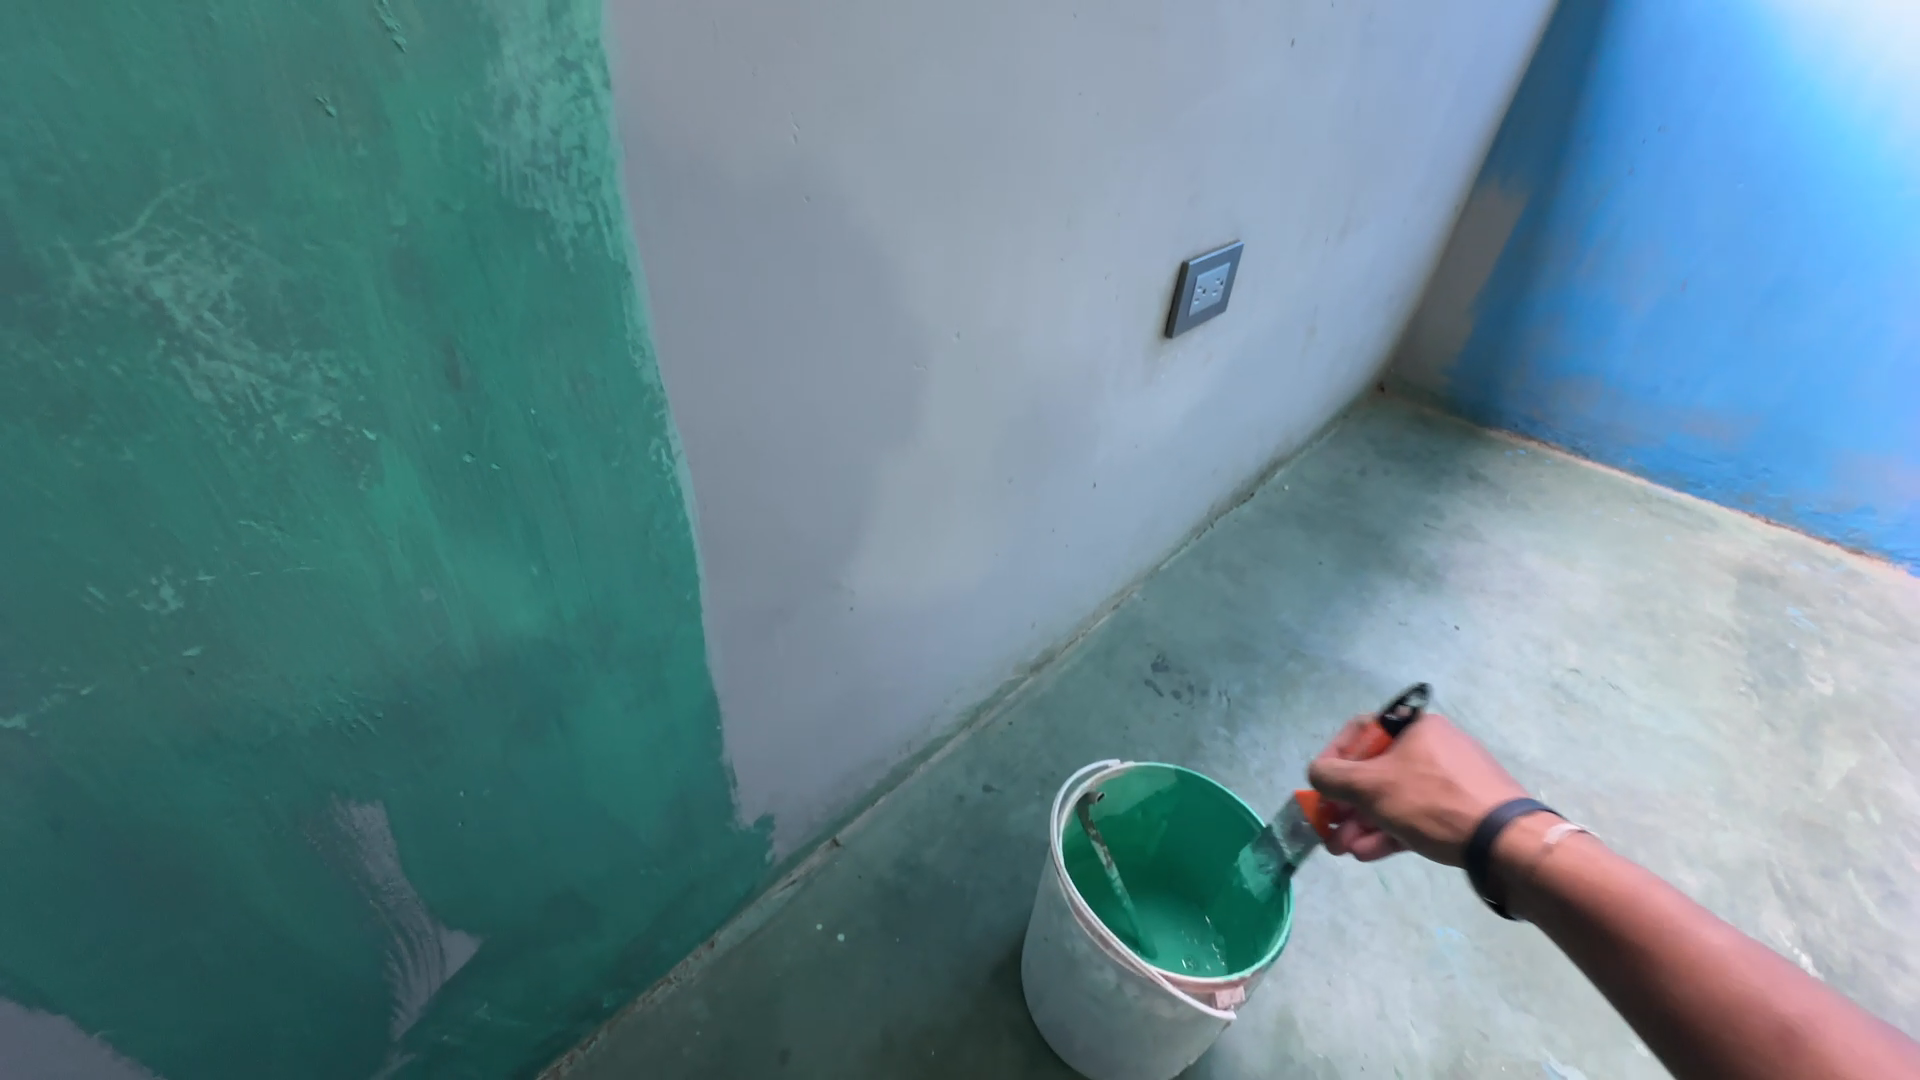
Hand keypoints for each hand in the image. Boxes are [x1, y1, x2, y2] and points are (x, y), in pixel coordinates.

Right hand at [1306, 712, 1528, 866]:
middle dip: (1347, 805)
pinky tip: (1369, 854)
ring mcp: (1453, 780)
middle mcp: (1433, 747)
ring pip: (1395, 798)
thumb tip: (1317, 775)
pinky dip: (1391, 831)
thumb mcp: (1368, 786)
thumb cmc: (1430, 800)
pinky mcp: (1465, 810)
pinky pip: (1417, 815)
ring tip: (1344, 850)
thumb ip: (1330, 777)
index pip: (1358, 734)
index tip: (1320, 787)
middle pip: (1375, 772)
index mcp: (1414, 727)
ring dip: (1364, 824)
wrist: (1507, 843)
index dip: (1332, 760)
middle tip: (1329, 828)